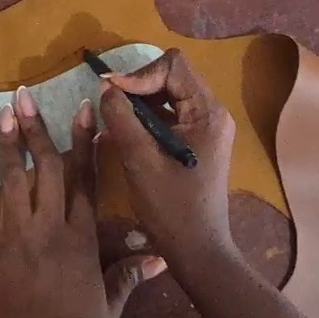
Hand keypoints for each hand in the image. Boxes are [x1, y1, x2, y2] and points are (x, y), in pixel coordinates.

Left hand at [0, 87, 162, 317]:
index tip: (85, 109)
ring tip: (2, 113)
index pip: (86, 179)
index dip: (85, 142)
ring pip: (12, 181)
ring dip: (7, 145)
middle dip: (38, 130)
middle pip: (47, 168)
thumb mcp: (111, 306)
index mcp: (82, 237)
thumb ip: (129, 274)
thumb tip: (158, 256)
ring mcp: (16, 237)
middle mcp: (50, 227)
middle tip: (26, 97)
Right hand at [98, 49, 236, 267]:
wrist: (197, 251)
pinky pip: (169, 112)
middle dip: (139, 85)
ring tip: (116, 119)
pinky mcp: (197, 139)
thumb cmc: (171, 209)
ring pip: (168, 92)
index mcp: (208, 113)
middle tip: (111, 105)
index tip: (112, 93)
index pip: (173, 65)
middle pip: (172, 74)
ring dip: (140, 101)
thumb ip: (121, 118)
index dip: (139, 73)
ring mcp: (207, 126)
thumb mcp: (139, 160)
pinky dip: (147, 115)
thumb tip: (105, 87)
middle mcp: (213, 112)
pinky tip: (127, 132)